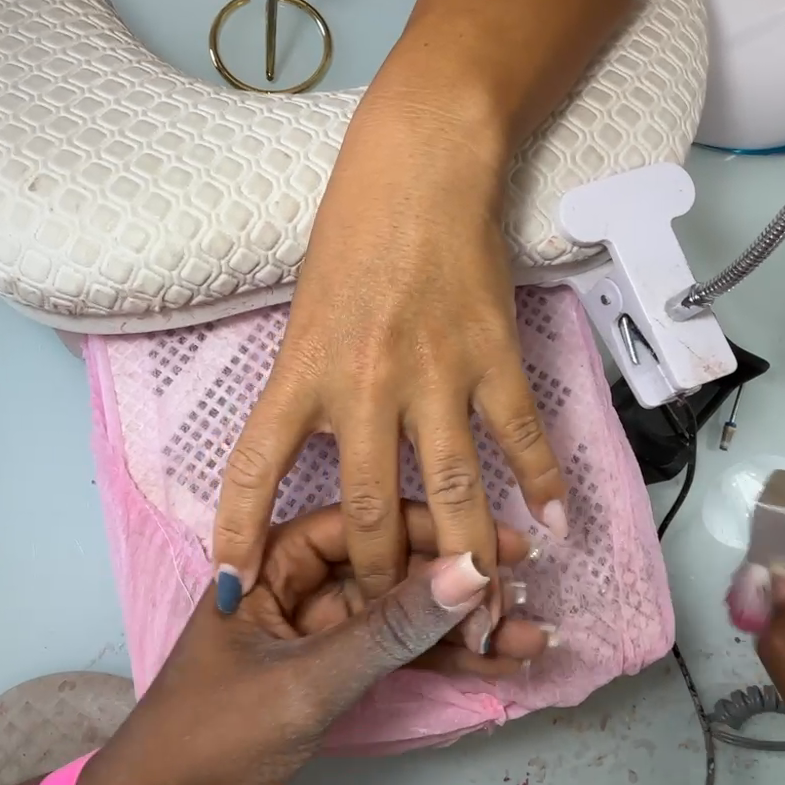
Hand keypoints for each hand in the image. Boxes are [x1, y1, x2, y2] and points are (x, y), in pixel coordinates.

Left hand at [77, 503, 546, 784]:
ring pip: (400, 615)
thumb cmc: (214, 733)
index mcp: (274, 559)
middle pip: (389, 566)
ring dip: (459, 629)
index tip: (498, 543)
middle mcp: (300, 582)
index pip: (362, 522)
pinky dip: (439, 663)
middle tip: (524, 590)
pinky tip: (497, 663)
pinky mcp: (334, 670)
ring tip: (531, 635)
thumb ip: (388, 629)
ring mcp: (320, 628)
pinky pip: (394, 655)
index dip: (431, 529)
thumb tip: (470, 572)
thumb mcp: (306, 679)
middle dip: (455, 584)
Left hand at [212, 98, 568, 644]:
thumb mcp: (306, 312)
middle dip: (377, 573)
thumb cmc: (352, 236)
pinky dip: (540, 483)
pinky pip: (519, 434)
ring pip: (452, 488)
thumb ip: (310, 386)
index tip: (232, 588)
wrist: (421, 168)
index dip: (236, 535)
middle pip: (367, 506)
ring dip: (464, 554)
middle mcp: (363, 384)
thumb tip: (317, 452)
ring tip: (479, 600)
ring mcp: (434, 373)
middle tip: (388, 615)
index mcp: (302, 370)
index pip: (253, 469)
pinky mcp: (493, 354)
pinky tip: (553, 524)